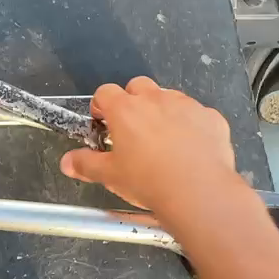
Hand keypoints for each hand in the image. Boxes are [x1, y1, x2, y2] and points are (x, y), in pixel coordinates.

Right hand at [61, 77, 246, 214]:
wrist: (199, 192)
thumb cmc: (147, 181)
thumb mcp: (109, 176)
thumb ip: (85, 164)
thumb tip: (66, 162)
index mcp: (125, 110)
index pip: (105, 92)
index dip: (100, 105)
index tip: (102, 123)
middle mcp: (155, 99)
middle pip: (138, 86)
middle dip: (133, 101)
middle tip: (133, 129)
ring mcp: (186, 105)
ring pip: (169, 97)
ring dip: (162, 111)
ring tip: (163, 140)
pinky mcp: (211, 118)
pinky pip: (197, 114)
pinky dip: (191, 125)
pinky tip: (191, 149)